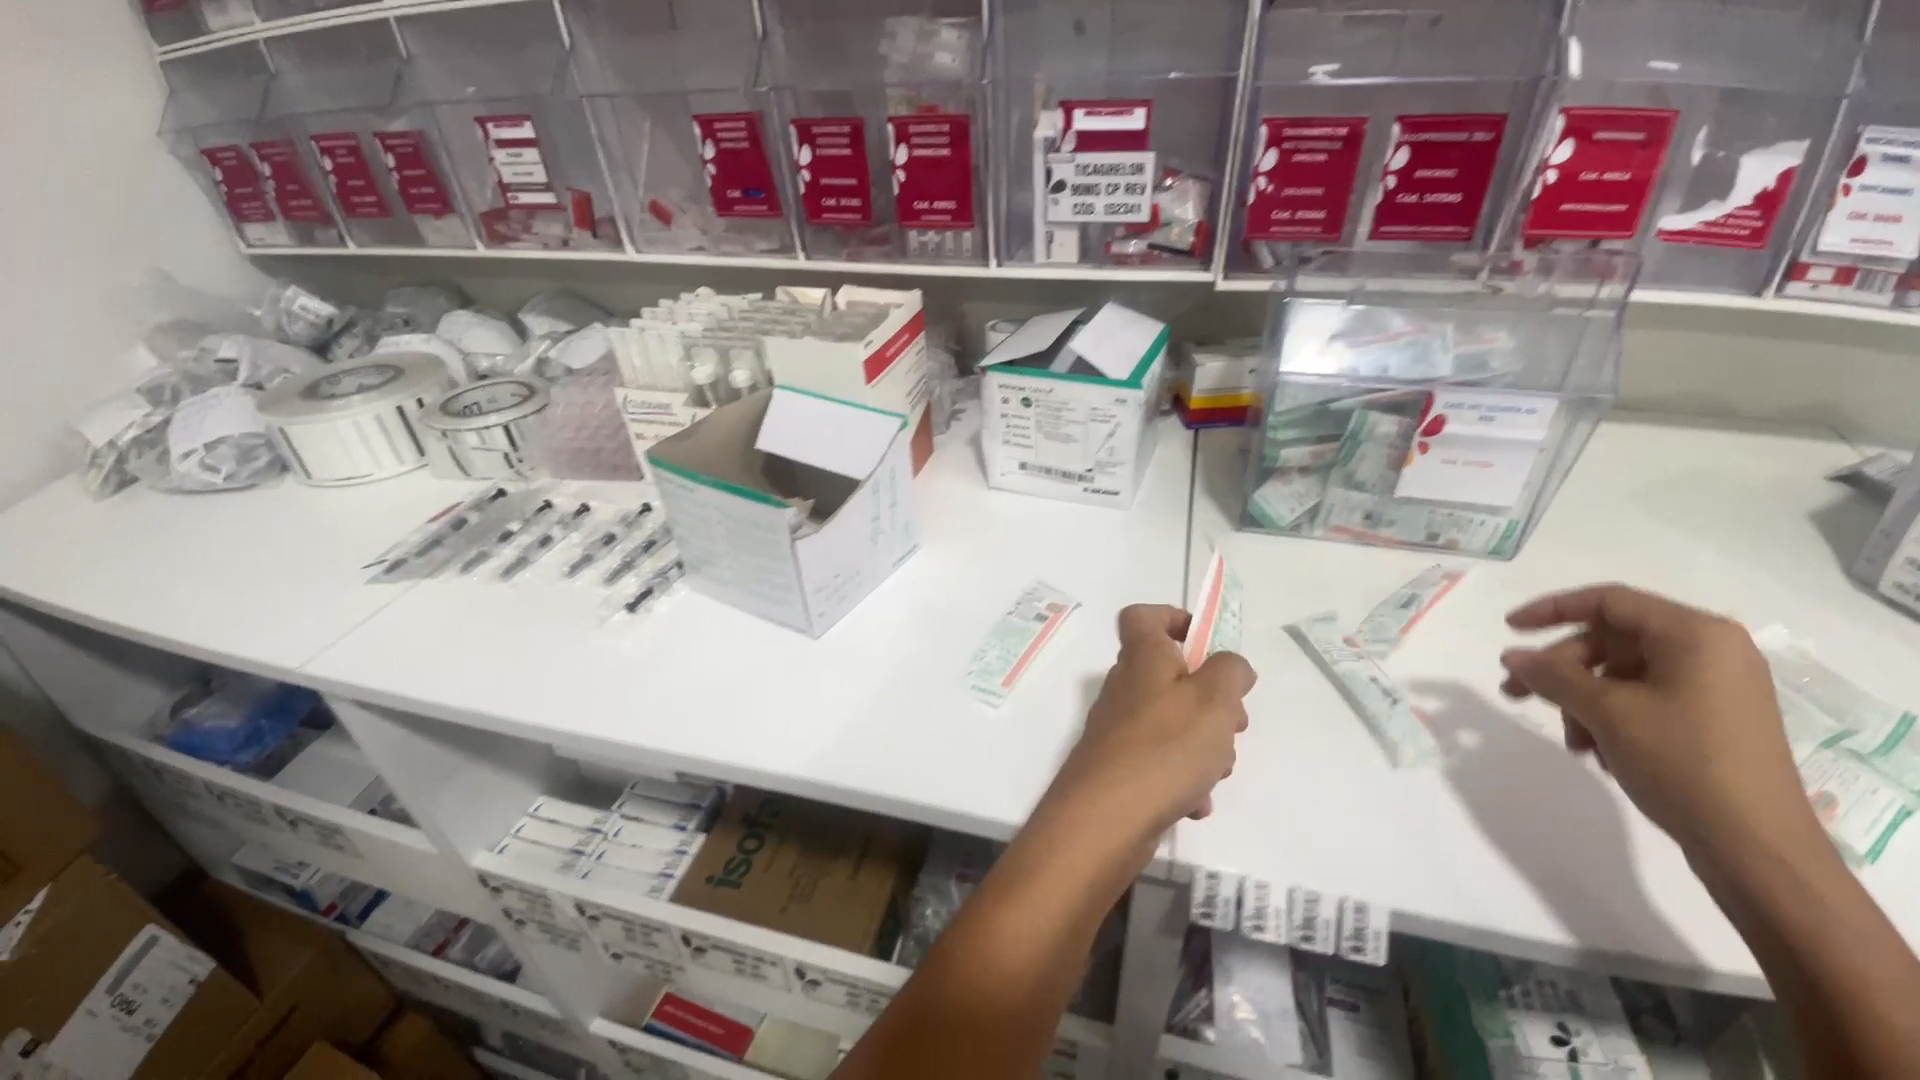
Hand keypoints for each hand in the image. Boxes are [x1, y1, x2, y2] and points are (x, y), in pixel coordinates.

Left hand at [1048, 604, 1256, 832]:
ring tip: (1215, 772)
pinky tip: (1195, 803)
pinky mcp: (1121, 769)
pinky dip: (1185, 780)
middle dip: (1213, 700)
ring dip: (1205, 745)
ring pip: (1175, 724)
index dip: (1175, 618)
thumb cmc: (1165, 747)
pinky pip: (1164, 763)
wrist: (1106, 819)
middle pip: (1173, 676)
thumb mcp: (1214, 699)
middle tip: (1233, 725)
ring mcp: (1120, 730)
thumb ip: (1230, 671)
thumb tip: (1230, 665)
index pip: (1143, 616)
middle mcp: (1126, 688)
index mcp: (1142, 659)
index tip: (1207, 643)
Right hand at [1498, 584, 1813, 852]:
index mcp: (1695, 634)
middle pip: (1613, 640)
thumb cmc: (1683, 762)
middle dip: (1562, 668)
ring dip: (1583, 700)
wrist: (1756, 845)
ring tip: (1570, 739)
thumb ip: (1553, 676)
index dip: (1551, 610)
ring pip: (1624, 674)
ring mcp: (1717, 686)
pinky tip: (1598, 751)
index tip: (1509, 630)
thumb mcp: (1607, 713)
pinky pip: (1647, 699)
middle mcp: (1711, 650)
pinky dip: (1612, 716)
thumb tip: (1512, 656)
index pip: (1608, 602)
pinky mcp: (1715, 719)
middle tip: (1518, 694)